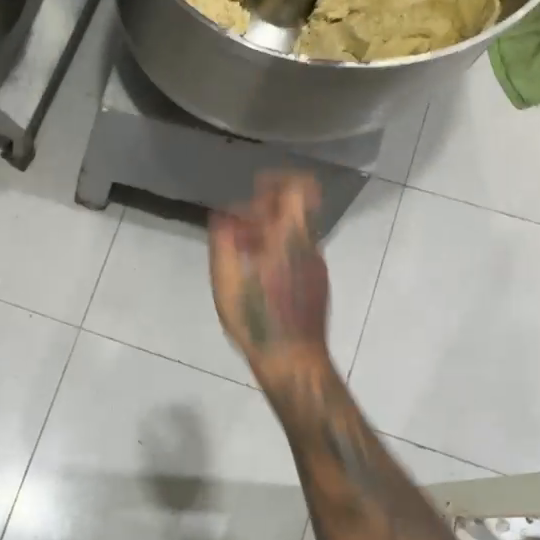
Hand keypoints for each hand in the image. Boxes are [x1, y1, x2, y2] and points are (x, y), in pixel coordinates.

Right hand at [209, 173, 330, 386]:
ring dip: (271, 232)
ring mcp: (317, 265)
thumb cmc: (256, 320)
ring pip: (297, 232)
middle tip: (243, 223)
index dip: (277, 181)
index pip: (298, 188)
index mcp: (289, 239)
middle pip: (297, 209)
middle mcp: (310, 245)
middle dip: (269, 209)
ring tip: (243, 252)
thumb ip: (223, 242)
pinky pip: (299, 252)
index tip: (254, 188)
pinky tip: (258, 273)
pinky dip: (279, 250)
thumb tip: (221, 214)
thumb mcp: (226, 282)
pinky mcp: (318, 282)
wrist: (292, 359)